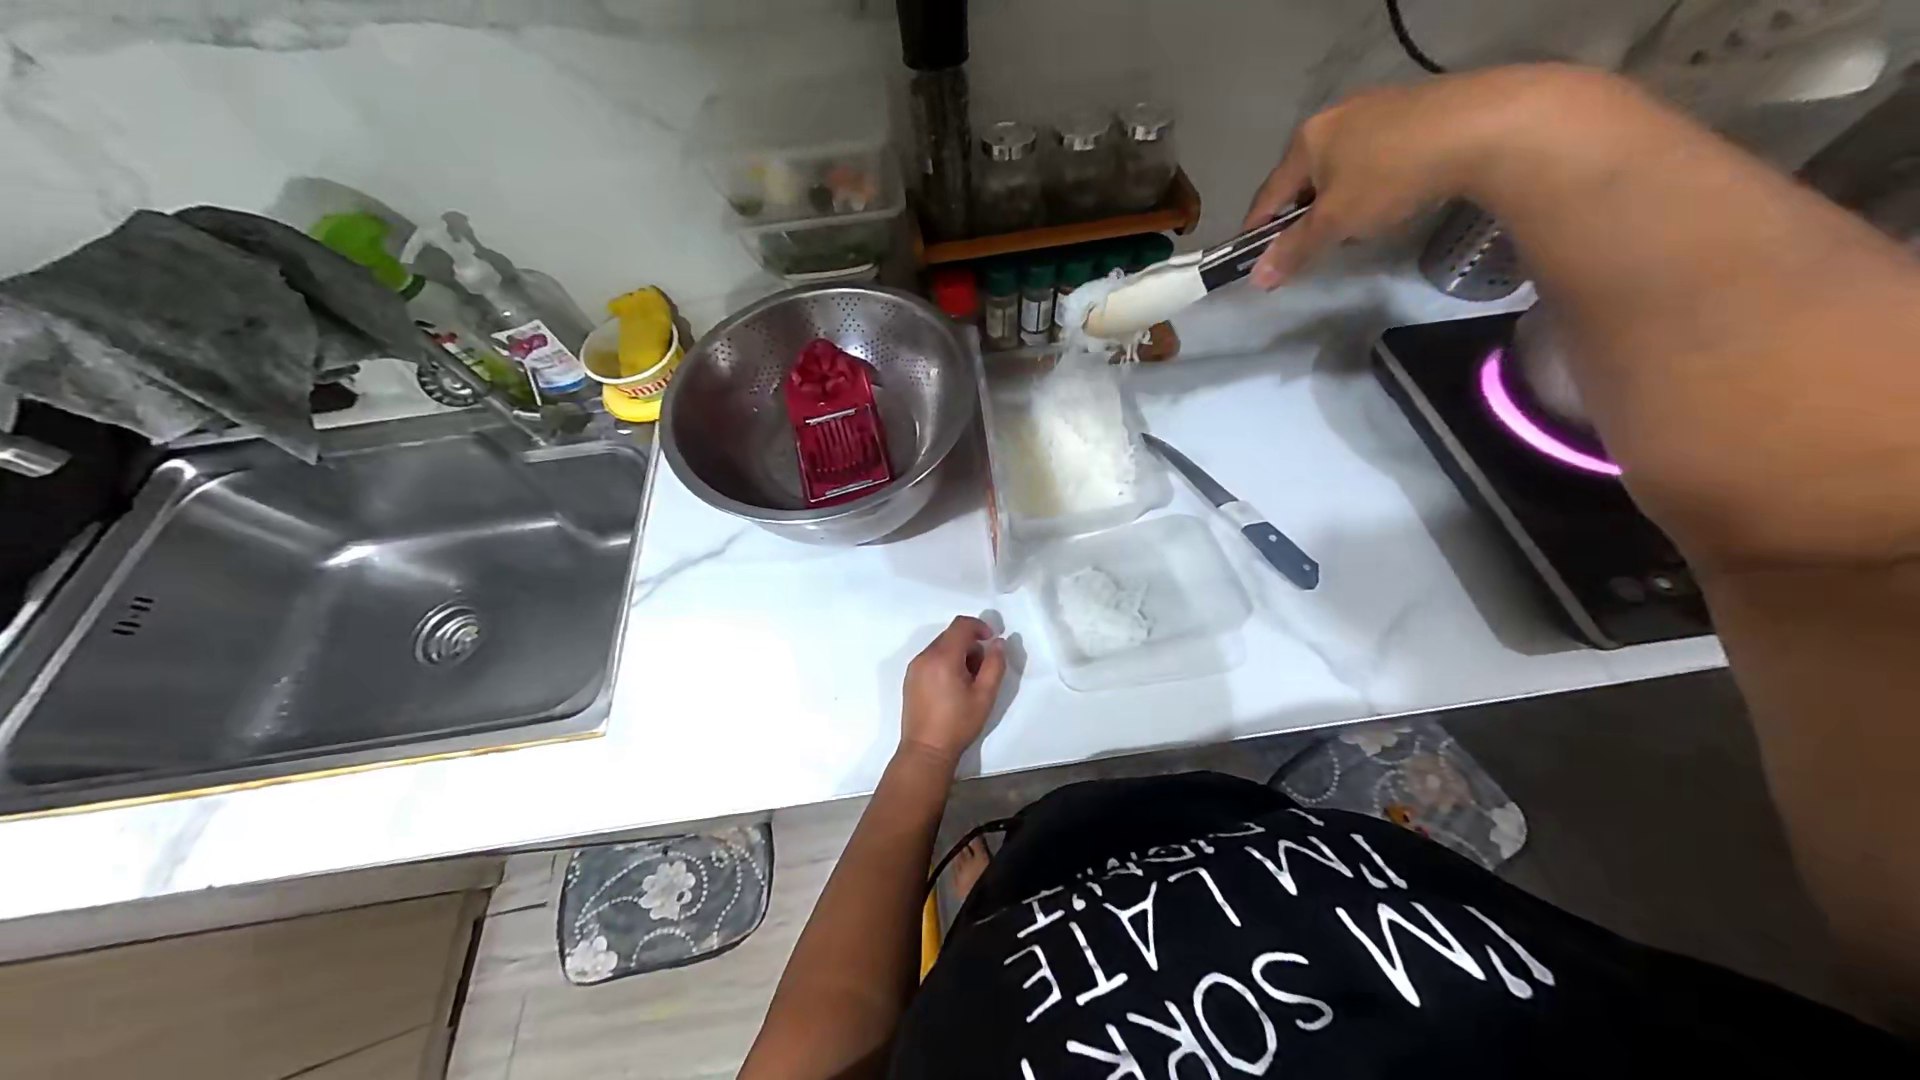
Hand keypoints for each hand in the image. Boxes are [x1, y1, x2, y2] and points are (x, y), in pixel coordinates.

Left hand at [899, 616, 1006, 767]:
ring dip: (958, 653)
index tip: (991, 641)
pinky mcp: (910, 677)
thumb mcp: (985, 695)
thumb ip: (995, 664)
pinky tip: (952, 686)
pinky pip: (931, 658)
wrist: (926, 750)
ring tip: (968, 681)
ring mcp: (914, 667)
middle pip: (951, 635)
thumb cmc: (958, 723)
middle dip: (970, 644)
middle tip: (982, 669)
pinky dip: (945, 661)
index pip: (961, 625)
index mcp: (942, 657)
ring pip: (941, 646)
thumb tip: (997, 642)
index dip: (980, 626)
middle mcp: (924, 656)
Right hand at [1241, 65, 1601, 287]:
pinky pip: (1373, 154)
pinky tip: (1389, 196)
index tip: (1253, 259)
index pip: (1268, 195)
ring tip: (1355, 224)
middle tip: (1312, 245)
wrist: (1484, 126)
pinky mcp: (1413, 109)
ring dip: (1337, 199)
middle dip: (1303, 214)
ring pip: (1339, 167)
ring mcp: (1375, 108)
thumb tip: (1256, 279)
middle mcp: (1334, 117)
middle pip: (1303, 179)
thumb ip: (1294, 249)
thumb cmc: (1389, 176)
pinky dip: (1369, 181)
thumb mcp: (1335, 222)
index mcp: (1306, 141)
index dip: (1257, 230)